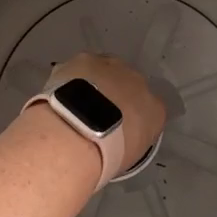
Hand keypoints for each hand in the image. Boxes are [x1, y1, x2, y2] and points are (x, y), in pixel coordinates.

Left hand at [43, 53, 167, 178]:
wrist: (77, 133)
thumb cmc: (105, 154)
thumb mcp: (126, 157)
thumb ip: (128, 140)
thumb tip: (118, 139)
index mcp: (155, 110)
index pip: (149, 109)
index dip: (132, 116)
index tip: (118, 127)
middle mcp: (139, 82)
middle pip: (128, 83)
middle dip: (114, 94)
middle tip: (95, 114)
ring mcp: (113, 66)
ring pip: (106, 70)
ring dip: (95, 81)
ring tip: (75, 103)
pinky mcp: (85, 59)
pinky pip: (81, 67)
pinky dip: (72, 77)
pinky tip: (61, 93)